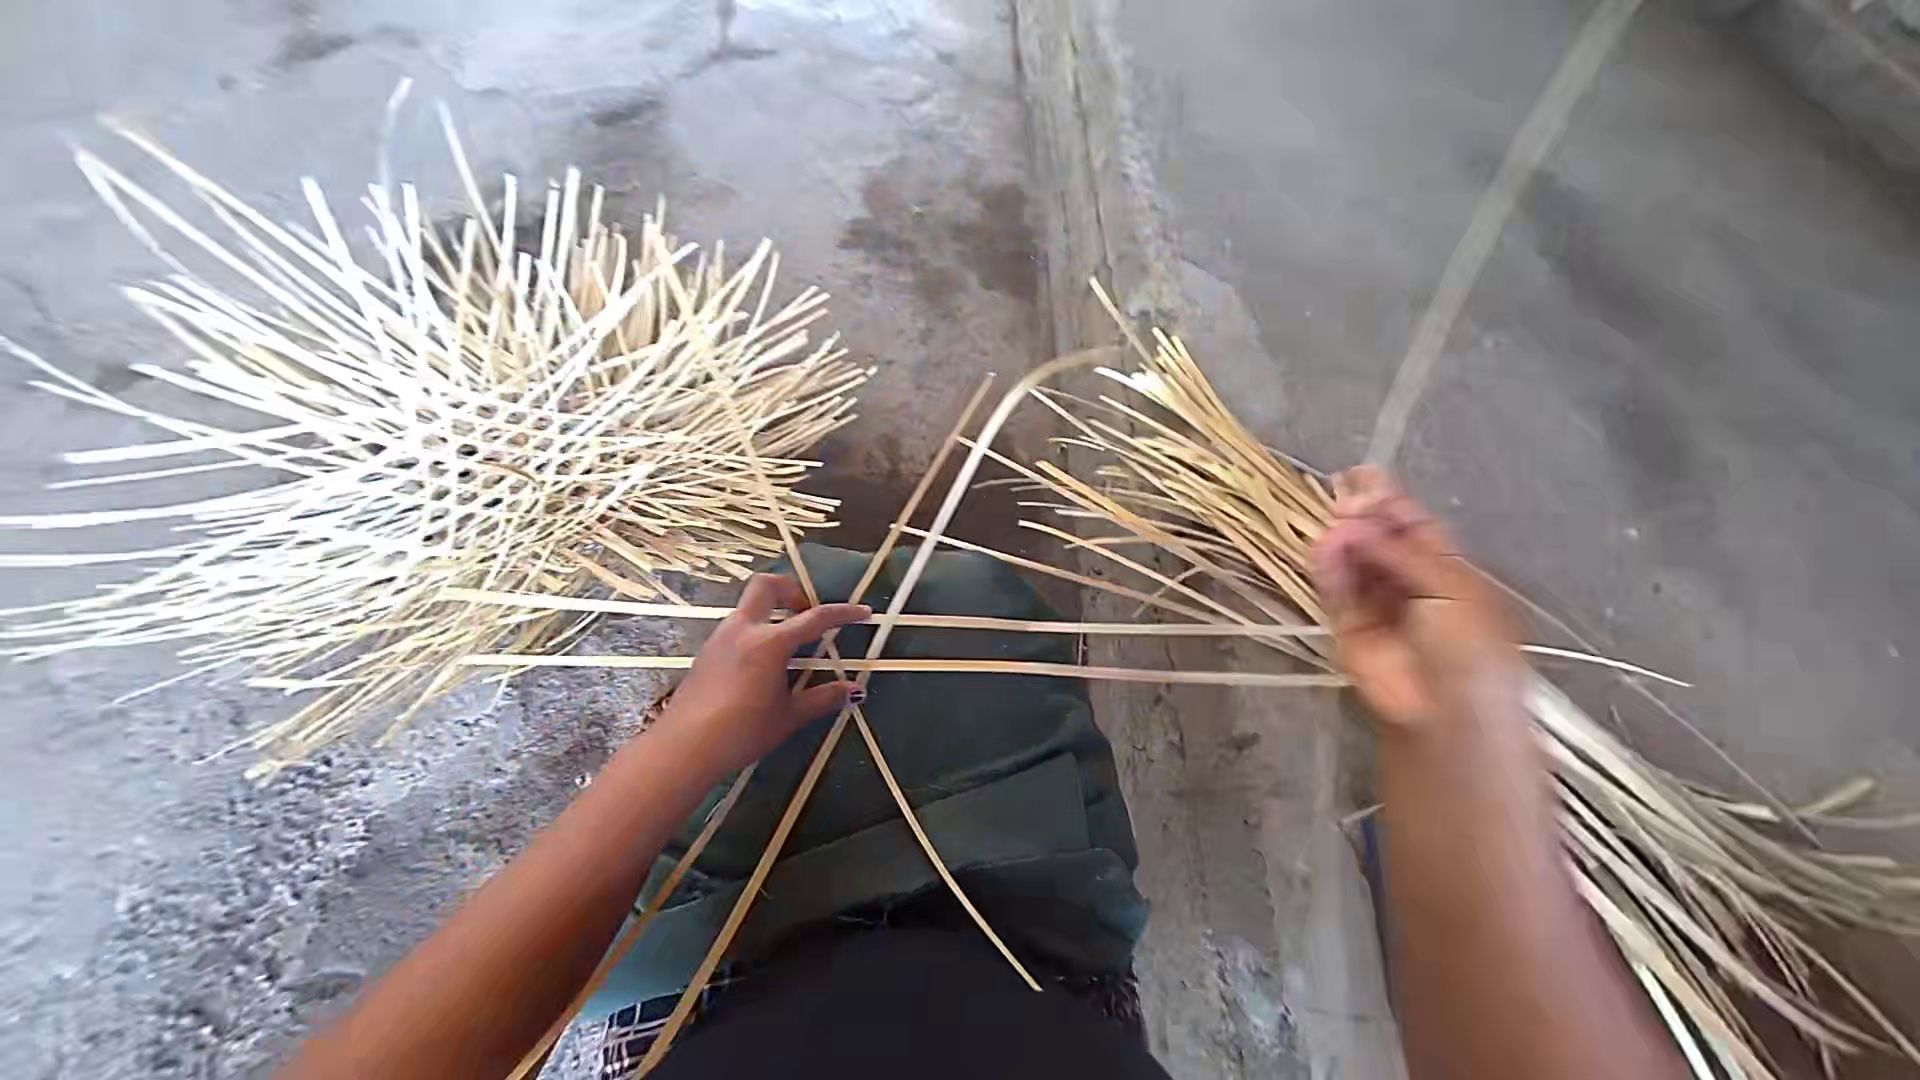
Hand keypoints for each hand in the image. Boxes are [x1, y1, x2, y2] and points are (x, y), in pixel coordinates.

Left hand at [649, 574, 870, 778]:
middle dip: (792, 590)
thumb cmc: (742, 732)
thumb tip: (854, 690)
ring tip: (788, 643)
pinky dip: (756, 631)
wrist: (683, 749)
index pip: (815, 619)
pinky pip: (736, 627)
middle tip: (807, 612)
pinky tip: (761, 663)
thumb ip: (823, 698)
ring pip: (748, 606)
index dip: (843, 613)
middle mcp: (744, 630)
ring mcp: (720, 638)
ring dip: (772, 612)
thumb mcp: (789, 716)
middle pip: (767, 586)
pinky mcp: (706, 653)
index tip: (863, 612)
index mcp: (770, 643)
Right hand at [1311, 467, 1520, 728]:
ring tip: (1331, 528)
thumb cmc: (1469, 649)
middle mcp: (1407, 580)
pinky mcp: (1345, 622)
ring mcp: (1374, 601)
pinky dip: (1326, 569)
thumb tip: (1355, 524)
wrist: (1446, 711)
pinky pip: (1334, 589)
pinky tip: (1322, 551)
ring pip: (1351, 561)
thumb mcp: (1452, 591)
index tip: (1363, 477)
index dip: (1389, 501)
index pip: (1413, 525)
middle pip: (1377, 538)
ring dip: (1341, 542)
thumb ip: (1402, 554)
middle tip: (1342, 500)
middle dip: (1360, 517)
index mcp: (1447, 569)